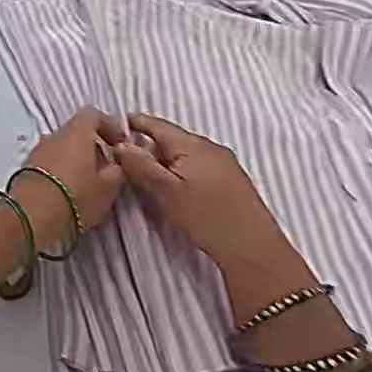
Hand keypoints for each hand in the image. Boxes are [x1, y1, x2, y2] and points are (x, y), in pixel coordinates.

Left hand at [14, 108, 126, 242]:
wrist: (31, 216)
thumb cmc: (76, 196)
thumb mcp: (108, 188)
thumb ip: (117, 171)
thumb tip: (116, 164)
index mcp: (76, 132)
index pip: (93, 115)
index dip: (109, 126)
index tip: (120, 142)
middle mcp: (54, 136)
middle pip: (76, 133)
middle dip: (93, 147)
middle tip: (106, 168)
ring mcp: (37, 152)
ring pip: (61, 149)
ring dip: (75, 160)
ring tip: (88, 183)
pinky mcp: (25, 170)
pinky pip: (49, 164)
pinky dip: (60, 171)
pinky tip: (68, 191)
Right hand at [110, 113, 312, 288]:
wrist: (252, 247)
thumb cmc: (207, 218)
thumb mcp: (165, 192)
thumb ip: (141, 166)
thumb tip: (120, 145)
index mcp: (193, 146)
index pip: (158, 126)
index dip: (137, 123)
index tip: (119, 124)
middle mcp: (211, 148)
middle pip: (172, 140)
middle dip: (149, 146)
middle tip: (126, 160)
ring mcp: (224, 163)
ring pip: (185, 154)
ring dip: (165, 161)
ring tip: (147, 178)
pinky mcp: (231, 180)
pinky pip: (198, 165)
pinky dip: (180, 170)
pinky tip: (174, 188)